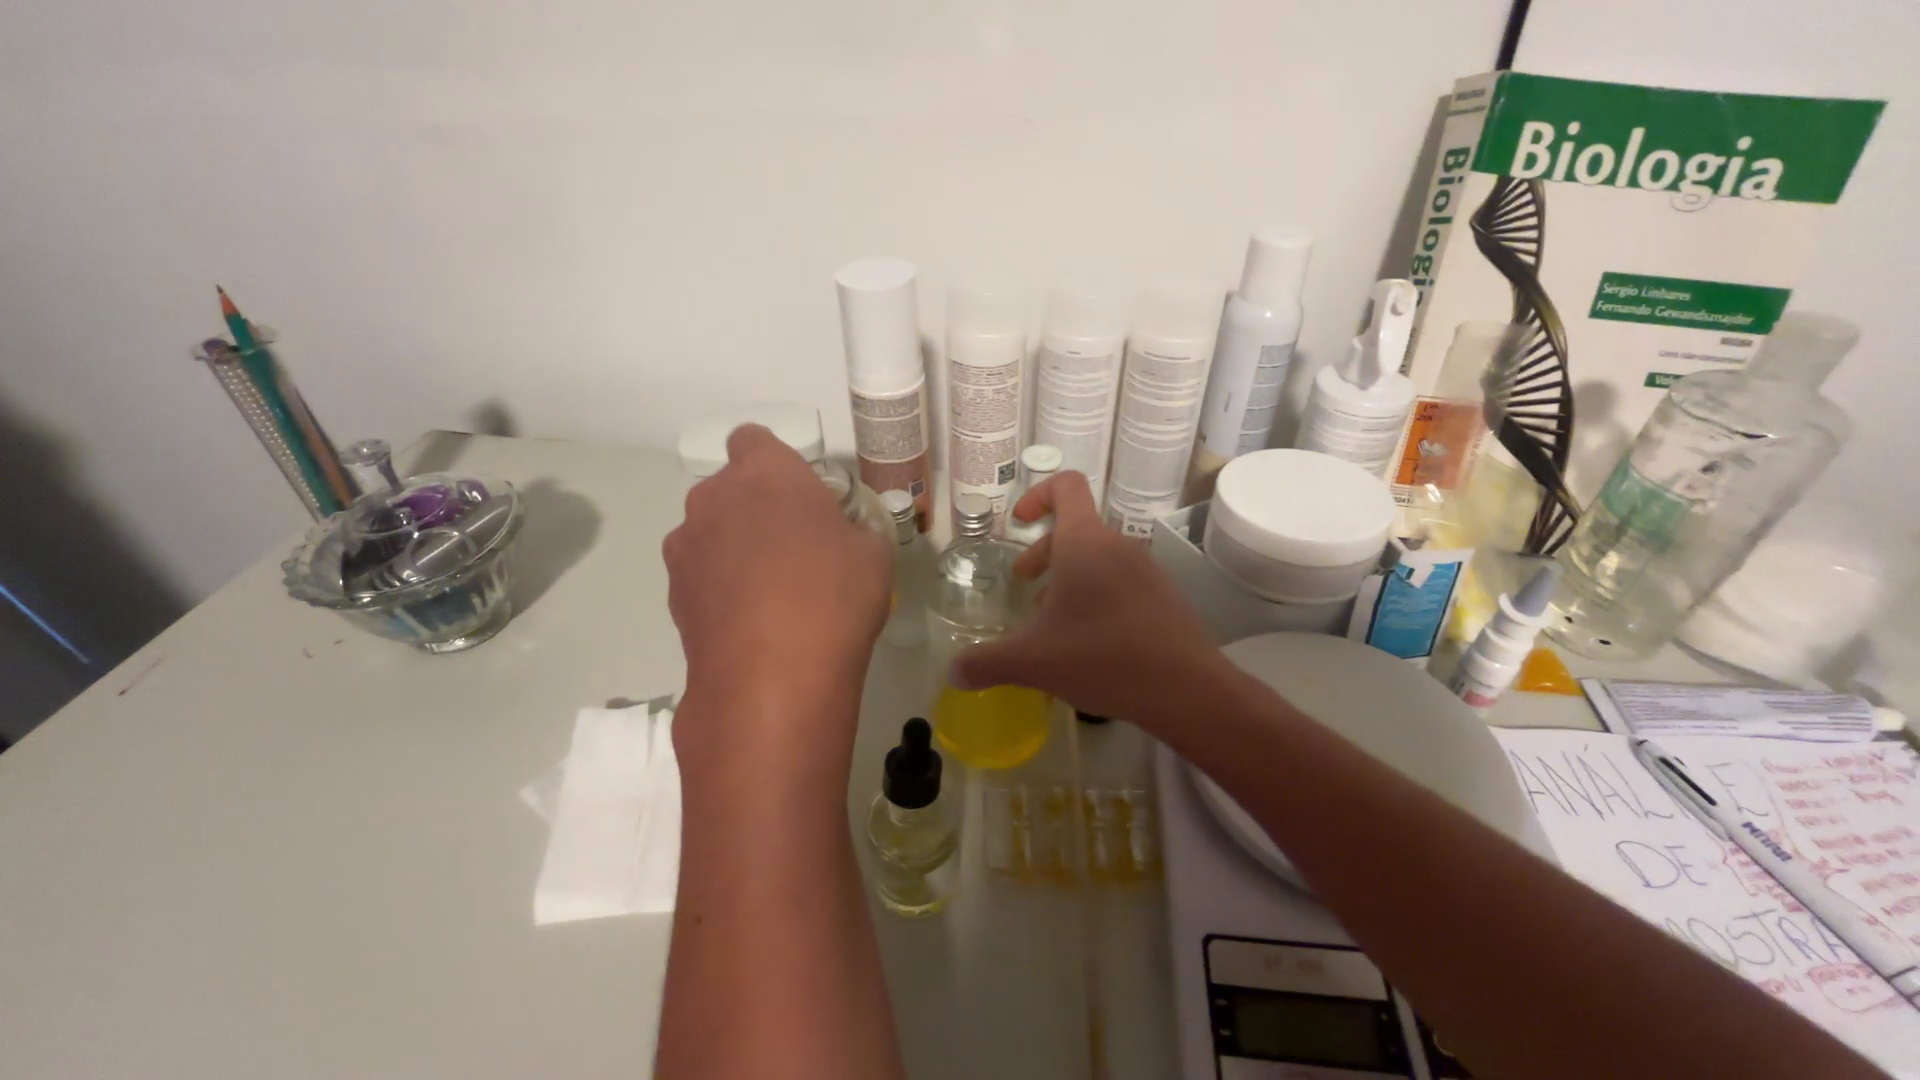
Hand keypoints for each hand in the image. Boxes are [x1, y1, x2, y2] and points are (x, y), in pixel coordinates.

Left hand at [663, 426, 892, 768]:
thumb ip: (857, 530)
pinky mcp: (672, 594)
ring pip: (710, 533)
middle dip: (755, 508)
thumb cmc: (834, 597)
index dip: (774, 464)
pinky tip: (750, 624)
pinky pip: (701, 576)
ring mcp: (685, 547)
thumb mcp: (874, 555)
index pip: (753, 440)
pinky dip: (720, 589)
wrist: (773, 678)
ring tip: (770, 594)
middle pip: (729, 489)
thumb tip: (847, 537)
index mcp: (764, 471)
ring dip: (733, 549)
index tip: (799, 496)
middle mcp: (713, 498)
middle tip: (794, 547)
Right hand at [950, 472, 1225, 727]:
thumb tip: (953, 672)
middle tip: (1026, 586)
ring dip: (1071, 579)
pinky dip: (1099, 597)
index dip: (1037, 495)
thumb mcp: (1032, 661)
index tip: (1017, 524)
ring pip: (1099, 559)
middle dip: (1044, 552)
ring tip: (1055, 622)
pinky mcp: (1165, 597)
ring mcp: (1148, 570)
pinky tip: (1090, 643)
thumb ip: (986, 662)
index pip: (1066, 486)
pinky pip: (1122, 582)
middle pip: (1076, 528)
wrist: (1185, 689)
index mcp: (1085, 543)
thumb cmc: (1101, 658)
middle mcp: (1119, 545)